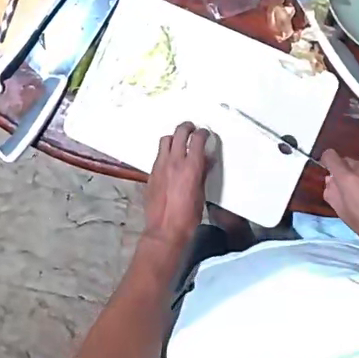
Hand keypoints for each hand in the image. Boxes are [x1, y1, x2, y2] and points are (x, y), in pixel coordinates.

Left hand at [142, 122, 212, 252]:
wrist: (164, 230)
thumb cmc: (188, 216)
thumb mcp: (201, 193)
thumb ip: (203, 173)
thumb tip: (207, 160)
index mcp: (191, 166)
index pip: (197, 139)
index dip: (203, 133)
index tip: (205, 134)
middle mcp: (174, 162)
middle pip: (179, 132)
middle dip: (187, 127)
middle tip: (192, 129)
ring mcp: (160, 166)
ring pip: (165, 140)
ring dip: (174, 137)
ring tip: (180, 142)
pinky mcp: (151, 173)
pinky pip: (159, 155)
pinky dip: (166, 152)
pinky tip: (171, 160)